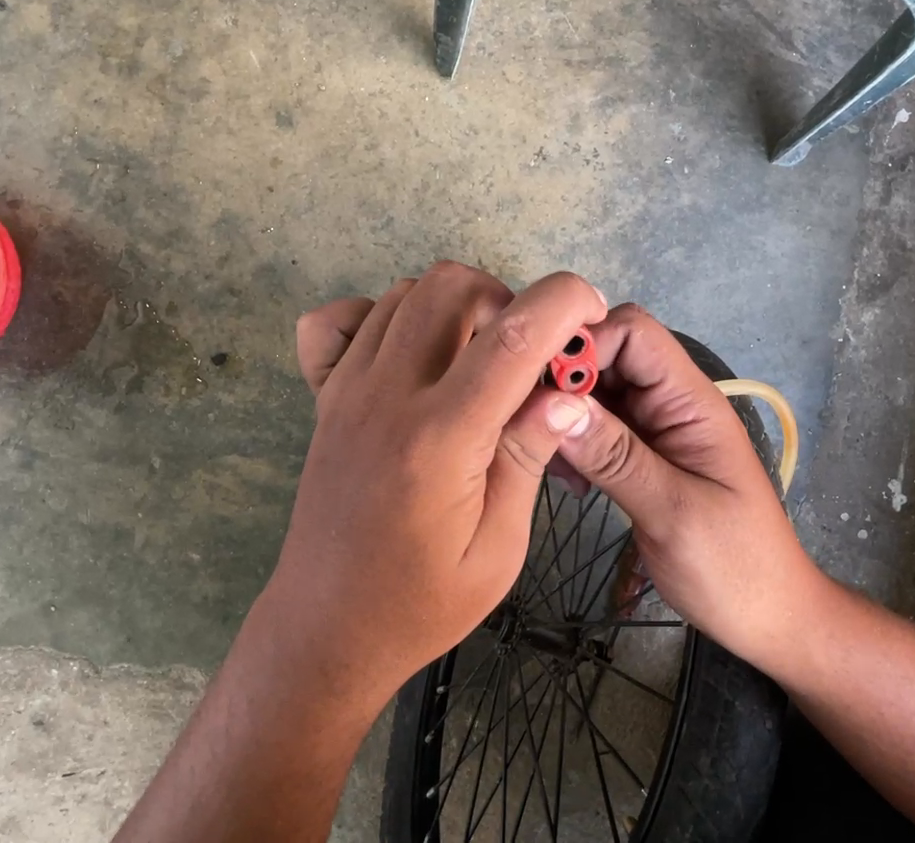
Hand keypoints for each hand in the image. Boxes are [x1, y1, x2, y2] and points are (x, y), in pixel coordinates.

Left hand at [266, 262, 608, 703]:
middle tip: (526, 355)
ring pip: (405, 291)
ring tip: (476, 358)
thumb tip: (567, 390)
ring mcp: (347, 388)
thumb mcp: (499, 548)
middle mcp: (388, 394)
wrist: (327, 628)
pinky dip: (379, 314)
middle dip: (507, 300)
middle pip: (452, 286)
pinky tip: (408, 354)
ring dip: (455, 306)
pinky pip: (338, 320)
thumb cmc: (423, 603)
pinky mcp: (323, 396)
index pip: (514, 333)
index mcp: (442, 436)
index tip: (591, 313)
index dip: (565, 302)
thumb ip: (529, 455)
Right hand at [553, 304, 820, 667]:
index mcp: (691, 402)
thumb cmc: (734, 567)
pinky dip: (574, 444)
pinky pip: (598, 430)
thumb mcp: (674, 513)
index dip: (585, 343)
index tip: (540, 385)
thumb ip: (616, 457)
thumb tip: (555, 404)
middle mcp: (670, 404)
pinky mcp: (642, 458)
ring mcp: (656, 431)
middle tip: (529, 425)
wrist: (768, 618)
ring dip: (565, 416)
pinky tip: (567, 481)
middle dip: (565, 380)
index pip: (633, 334)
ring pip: (597, 393)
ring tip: (550, 463)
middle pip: (609, 356)